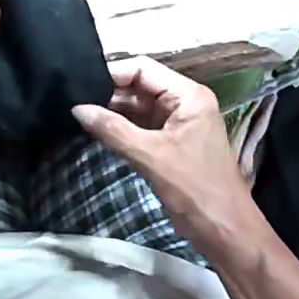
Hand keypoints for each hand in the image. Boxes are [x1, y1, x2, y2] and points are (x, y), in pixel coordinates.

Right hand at [72, 58, 272, 255]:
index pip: (143, 68)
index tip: (79, 84)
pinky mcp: (170, 141)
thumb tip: (76, 108)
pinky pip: (139, 124)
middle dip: (108, 91)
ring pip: (137, 105)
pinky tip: (95, 128)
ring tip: (78, 112)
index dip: (111, 73)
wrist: (225, 230)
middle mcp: (184, 102)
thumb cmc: (194, 188)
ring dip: (111, 109)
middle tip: (72, 99)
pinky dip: (119, 126)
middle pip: (139, 84)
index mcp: (188, 96)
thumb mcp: (149, 156)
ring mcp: (177, 122)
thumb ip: (112, 129)